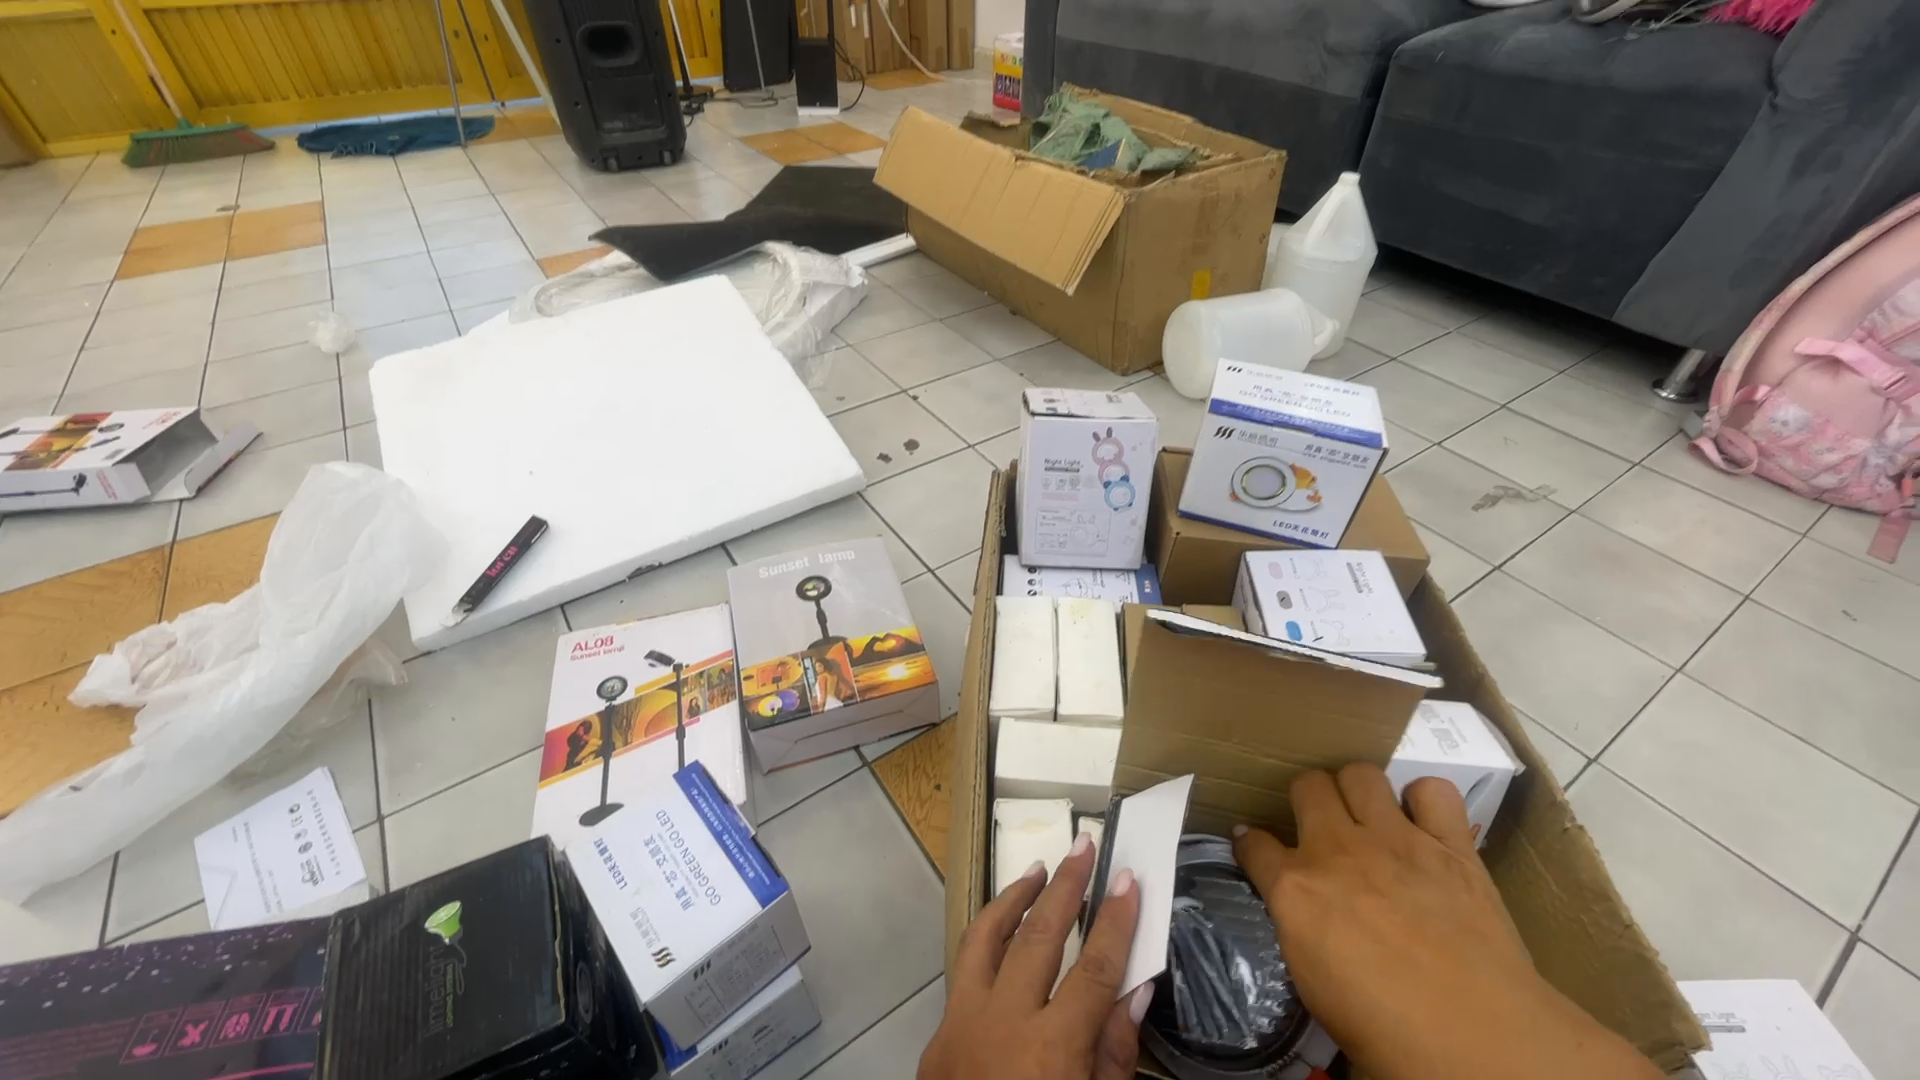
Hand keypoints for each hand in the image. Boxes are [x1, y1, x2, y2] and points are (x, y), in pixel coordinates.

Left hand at [919, 833, 1153, 1079]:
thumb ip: (1113, 1054)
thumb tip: (1133, 988)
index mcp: (1051, 1051)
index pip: (1094, 970)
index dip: (1117, 922)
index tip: (1129, 879)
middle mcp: (1004, 1023)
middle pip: (1041, 937)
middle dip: (1067, 887)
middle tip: (1084, 847)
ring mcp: (964, 1021)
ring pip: (989, 937)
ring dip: (1016, 897)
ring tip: (1041, 868)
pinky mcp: (941, 1030)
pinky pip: (964, 965)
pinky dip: (985, 933)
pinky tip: (1001, 920)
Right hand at [1234, 764, 1661, 1079]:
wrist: (1472, 1036)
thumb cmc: (1384, 1032)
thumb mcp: (1312, 985)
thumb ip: (1297, 932)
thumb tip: (1296, 916)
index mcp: (1294, 889)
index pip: (1252, 843)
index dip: (1251, 844)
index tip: (1257, 849)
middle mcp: (1336, 850)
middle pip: (1305, 785)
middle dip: (1305, 798)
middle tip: (1318, 825)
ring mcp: (1395, 840)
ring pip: (1360, 773)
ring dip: (1358, 790)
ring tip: (1367, 814)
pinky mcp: (1451, 846)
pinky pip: (1434, 791)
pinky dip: (1426, 801)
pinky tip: (1425, 822)